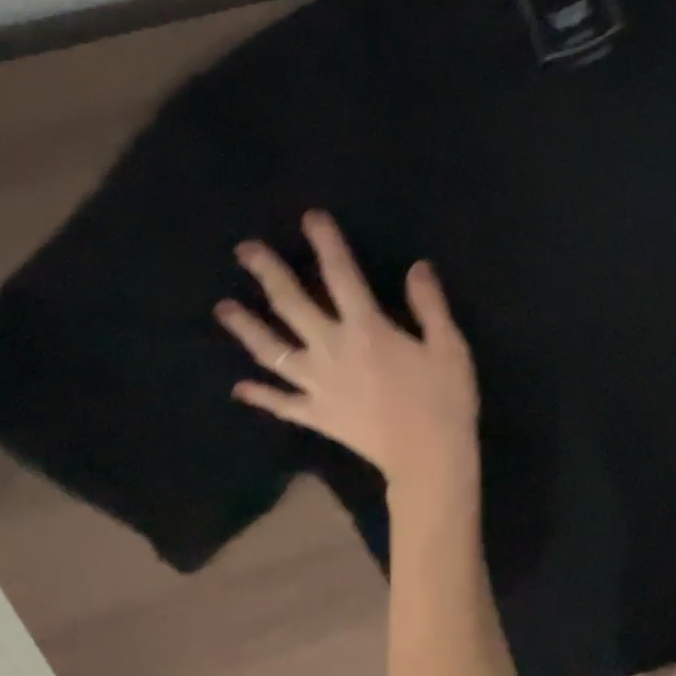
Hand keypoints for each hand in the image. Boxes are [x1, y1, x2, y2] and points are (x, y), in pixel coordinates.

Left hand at [215, 211, 479, 489]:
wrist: (428, 457)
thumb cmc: (445, 400)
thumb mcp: (450, 348)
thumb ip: (430, 306)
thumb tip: (417, 267)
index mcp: (367, 330)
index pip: (342, 277)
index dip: (327, 244)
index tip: (311, 218)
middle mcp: (331, 349)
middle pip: (291, 305)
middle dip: (268, 274)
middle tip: (246, 250)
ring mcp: (317, 384)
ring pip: (271, 350)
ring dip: (246, 328)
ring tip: (225, 309)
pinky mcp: (316, 414)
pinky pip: (281, 402)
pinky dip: (260, 395)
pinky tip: (242, 388)